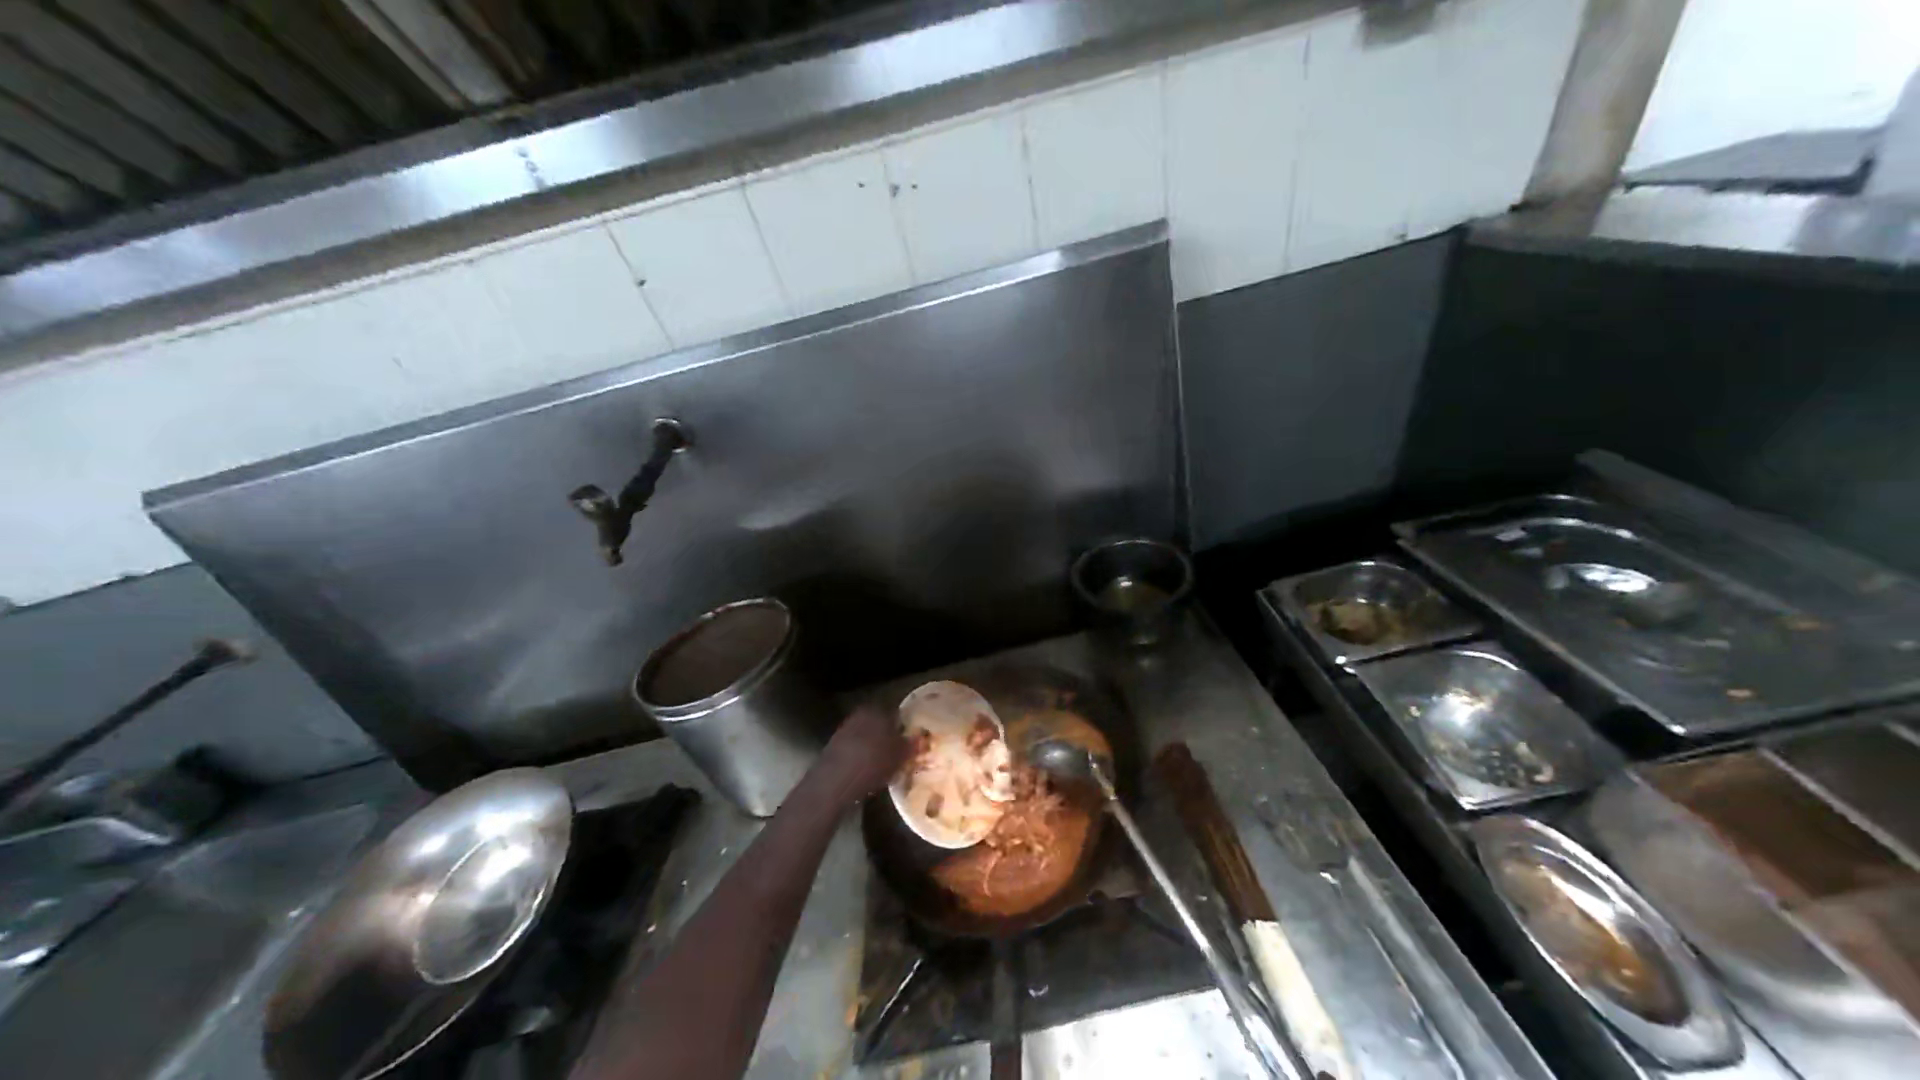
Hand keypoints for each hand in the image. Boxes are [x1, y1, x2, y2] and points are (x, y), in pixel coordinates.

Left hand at [814, 704, 908, 802]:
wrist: (837, 780)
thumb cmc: (875, 762)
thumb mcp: (901, 755)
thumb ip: (911, 745)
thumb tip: (919, 739)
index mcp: (878, 710)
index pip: (896, 713)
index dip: (905, 727)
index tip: (910, 740)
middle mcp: (860, 714)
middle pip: (880, 724)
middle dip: (888, 736)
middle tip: (898, 753)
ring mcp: (845, 729)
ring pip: (866, 736)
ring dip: (874, 747)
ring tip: (884, 765)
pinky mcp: (834, 746)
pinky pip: (855, 748)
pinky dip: (862, 756)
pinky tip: (867, 771)